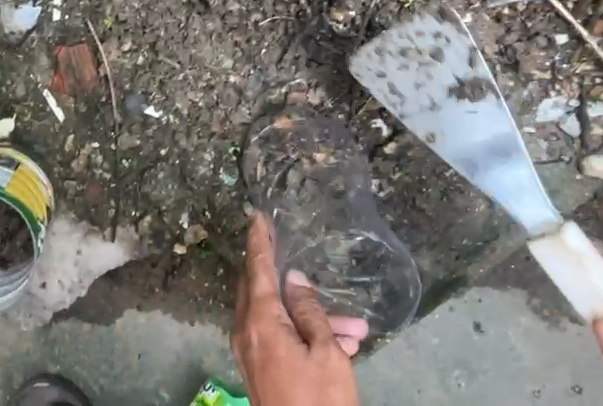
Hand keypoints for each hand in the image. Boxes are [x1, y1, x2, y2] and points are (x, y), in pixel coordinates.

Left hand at [233, 212, 369, 405]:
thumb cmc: (320, 402)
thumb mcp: (326, 354)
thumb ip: (309, 312)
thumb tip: (294, 279)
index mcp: (259, 319)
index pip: (257, 267)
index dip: (259, 239)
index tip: (257, 215)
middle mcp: (246, 330)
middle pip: (263, 289)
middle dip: (293, 281)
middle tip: (305, 259)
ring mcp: (250, 352)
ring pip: (278, 317)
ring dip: (311, 317)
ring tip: (356, 329)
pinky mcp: (259, 369)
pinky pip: (279, 338)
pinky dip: (303, 335)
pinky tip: (342, 346)